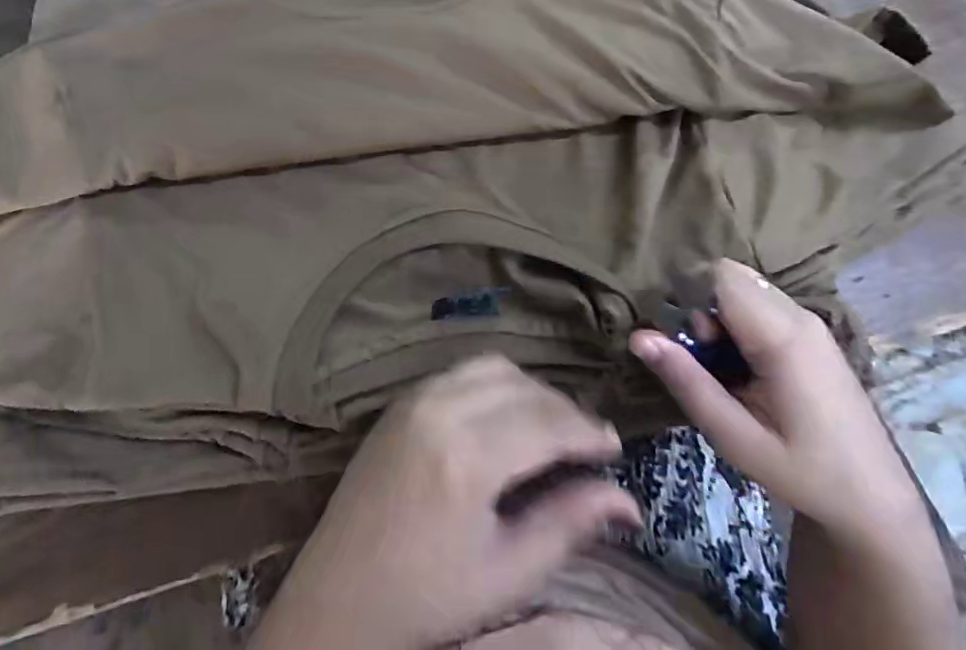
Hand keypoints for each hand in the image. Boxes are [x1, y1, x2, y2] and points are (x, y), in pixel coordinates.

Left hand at [252, 355, 638, 649]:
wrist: (338, 596)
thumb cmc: (427, 596)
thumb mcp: (507, 573)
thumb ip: (568, 524)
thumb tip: (627, 500)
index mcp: (466, 457)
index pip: (547, 422)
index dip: (589, 431)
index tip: (616, 447)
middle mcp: (439, 410)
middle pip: (524, 387)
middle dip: (565, 410)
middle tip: (589, 445)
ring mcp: (414, 398)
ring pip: (493, 368)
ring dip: (531, 391)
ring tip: (551, 428)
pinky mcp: (399, 401)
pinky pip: (461, 371)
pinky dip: (495, 384)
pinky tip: (506, 418)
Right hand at [630, 260, 920, 540]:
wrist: (875, 500)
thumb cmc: (804, 472)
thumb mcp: (735, 436)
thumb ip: (687, 381)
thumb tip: (639, 337)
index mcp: (783, 337)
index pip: (721, 276)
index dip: (690, 297)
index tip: (685, 341)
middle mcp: (799, 316)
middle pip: (731, 277)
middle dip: (703, 305)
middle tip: (705, 358)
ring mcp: (810, 323)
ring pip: (745, 289)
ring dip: (721, 315)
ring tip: (723, 367)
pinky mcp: (812, 334)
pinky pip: (762, 305)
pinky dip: (739, 323)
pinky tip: (744, 368)